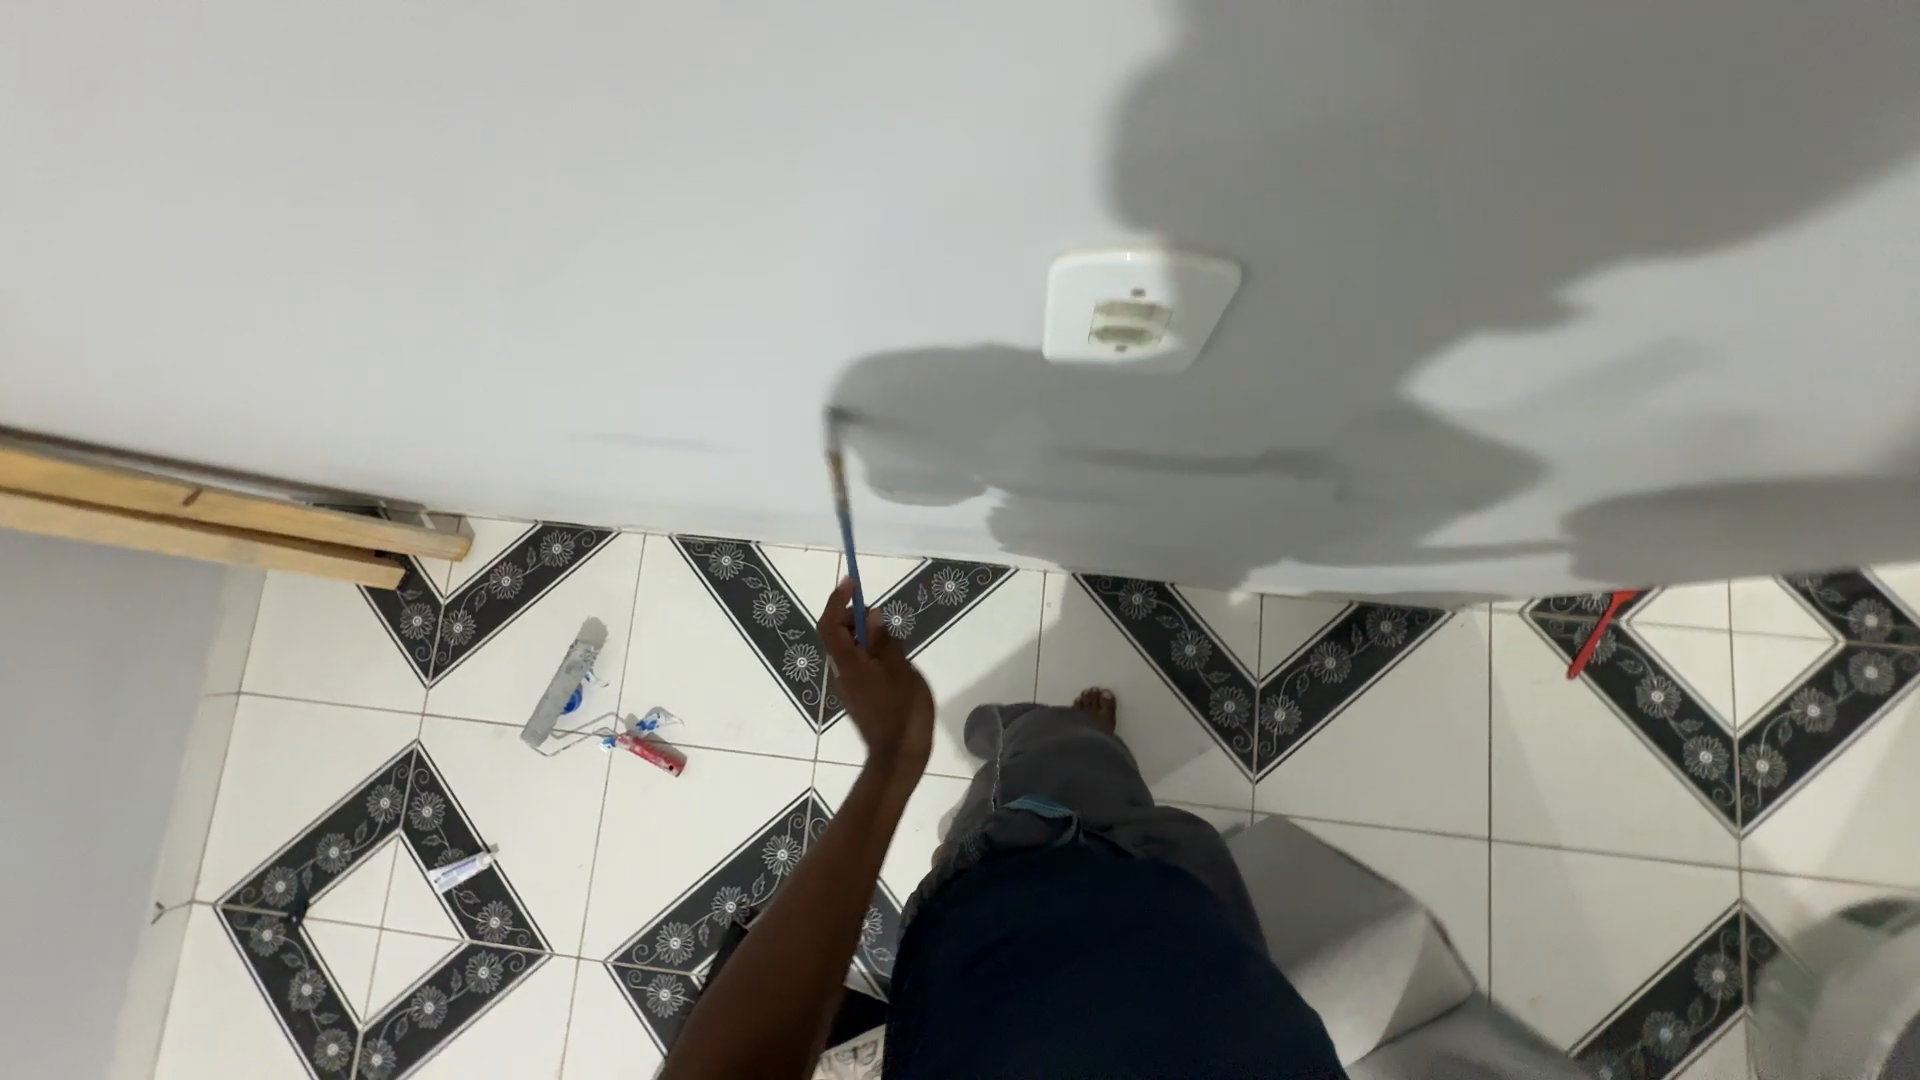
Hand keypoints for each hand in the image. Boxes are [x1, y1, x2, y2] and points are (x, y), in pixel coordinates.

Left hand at [817, 577, 933, 781]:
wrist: (898, 756)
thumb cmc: (903, 711)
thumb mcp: (900, 670)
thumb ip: (884, 641)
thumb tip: (870, 615)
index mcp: (849, 663)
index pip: (830, 624)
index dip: (837, 600)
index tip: (852, 582)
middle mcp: (841, 672)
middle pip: (836, 635)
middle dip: (851, 615)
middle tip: (875, 608)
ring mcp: (849, 686)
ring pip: (848, 650)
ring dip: (863, 634)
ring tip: (889, 633)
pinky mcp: (859, 695)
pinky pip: (858, 663)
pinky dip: (869, 651)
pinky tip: (893, 657)